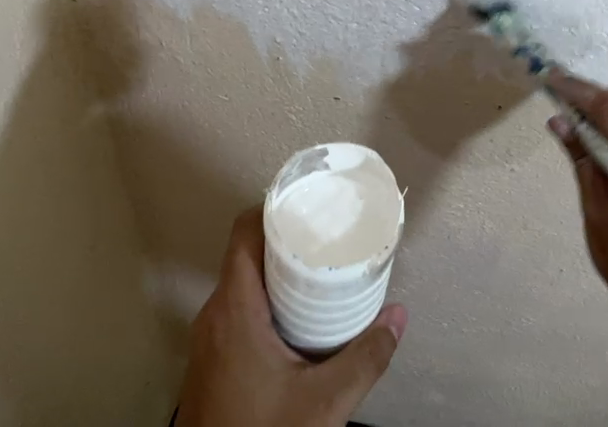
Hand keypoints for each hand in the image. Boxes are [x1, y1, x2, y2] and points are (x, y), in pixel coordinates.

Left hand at [174, 206, 406, 426]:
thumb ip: (365, 358)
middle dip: (287, 239)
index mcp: (234, 309)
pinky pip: (237, 309)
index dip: (275, 207)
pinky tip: (297, 316)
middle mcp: (214, 314)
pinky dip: (265, 299)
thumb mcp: (324, 403)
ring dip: (277, 272)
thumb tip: (399, 315)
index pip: (245, 231)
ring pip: (242, 283)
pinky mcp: (211, 359)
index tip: (311, 204)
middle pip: (246, 253)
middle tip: (328, 235)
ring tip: (320, 270)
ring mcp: (208, 338)